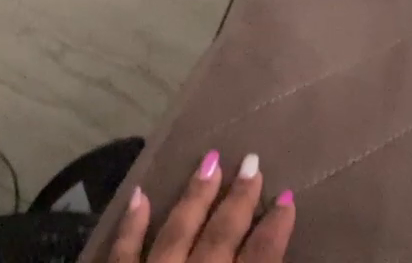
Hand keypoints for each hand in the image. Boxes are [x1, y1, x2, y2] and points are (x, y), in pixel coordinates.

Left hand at [108, 151, 294, 262]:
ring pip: (178, 231)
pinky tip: (141, 194)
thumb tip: (270, 249)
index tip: (288, 197)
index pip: (260, 259)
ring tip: (211, 159)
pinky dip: (132, 224)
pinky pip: (124, 251)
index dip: (275, 229)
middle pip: (220, 235)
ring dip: (196, 195)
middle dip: (239, 198)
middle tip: (253, 160)